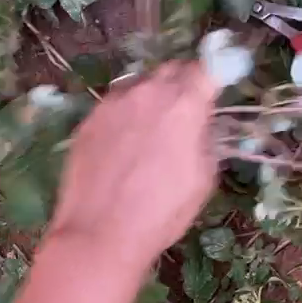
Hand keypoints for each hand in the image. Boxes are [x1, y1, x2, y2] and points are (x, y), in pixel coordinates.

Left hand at [47, 61, 217, 272]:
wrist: (101, 233)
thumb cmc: (162, 213)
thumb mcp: (202, 181)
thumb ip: (206, 142)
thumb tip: (201, 127)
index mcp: (184, 105)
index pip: (205, 69)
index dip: (211, 79)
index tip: (212, 95)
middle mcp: (147, 92)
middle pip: (171, 70)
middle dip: (181, 85)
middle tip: (184, 114)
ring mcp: (113, 103)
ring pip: (140, 85)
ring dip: (151, 98)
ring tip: (150, 131)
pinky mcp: (88, 119)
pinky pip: (114, 105)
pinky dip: (124, 116)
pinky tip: (123, 145)